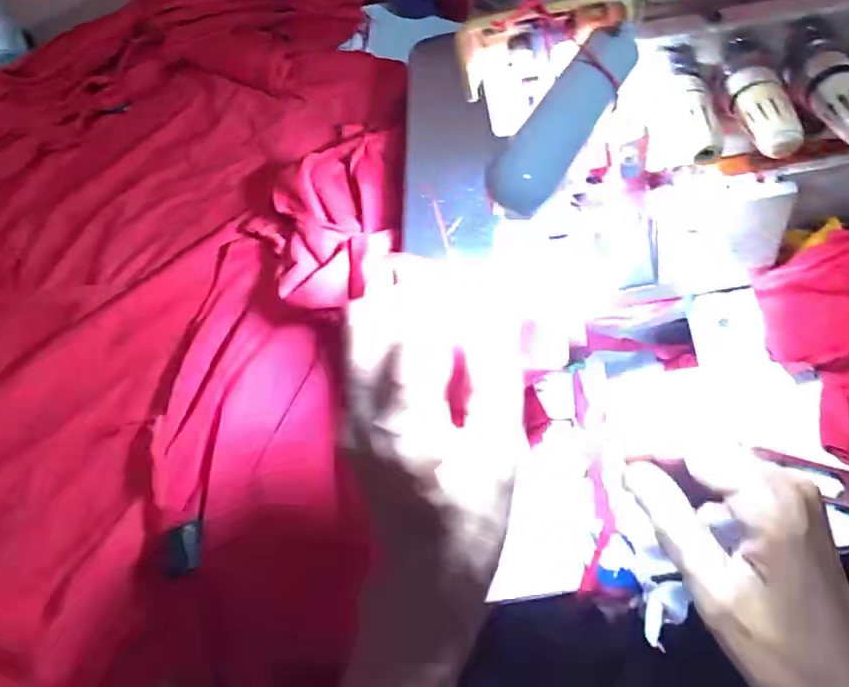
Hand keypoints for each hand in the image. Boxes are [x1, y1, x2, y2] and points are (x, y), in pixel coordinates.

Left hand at [341, 257, 524, 686]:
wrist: (423, 573)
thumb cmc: (474, 518)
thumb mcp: (503, 453)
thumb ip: (496, 377)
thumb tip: (493, 312)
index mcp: (405, 426)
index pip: (413, 334)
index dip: (446, 297)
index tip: (475, 282)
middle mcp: (361, 410)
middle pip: (368, 316)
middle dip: (408, 282)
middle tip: (448, 275)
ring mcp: (345, 410)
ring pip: (357, 324)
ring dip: (393, 296)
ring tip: (433, 291)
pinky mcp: (345, 411)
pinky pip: (358, 344)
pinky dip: (387, 319)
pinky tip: (419, 322)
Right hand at [624, 452, 848, 686]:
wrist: (844, 685)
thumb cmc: (777, 645)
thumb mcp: (714, 590)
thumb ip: (671, 521)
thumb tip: (632, 469)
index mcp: (770, 497)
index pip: (695, 449)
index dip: (648, 445)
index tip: (610, 452)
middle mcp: (787, 477)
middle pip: (709, 446)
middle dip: (661, 451)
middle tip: (619, 463)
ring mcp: (795, 485)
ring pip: (721, 457)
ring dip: (680, 464)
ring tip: (639, 475)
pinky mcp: (795, 498)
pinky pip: (737, 473)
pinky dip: (703, 478)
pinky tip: (677, 493)